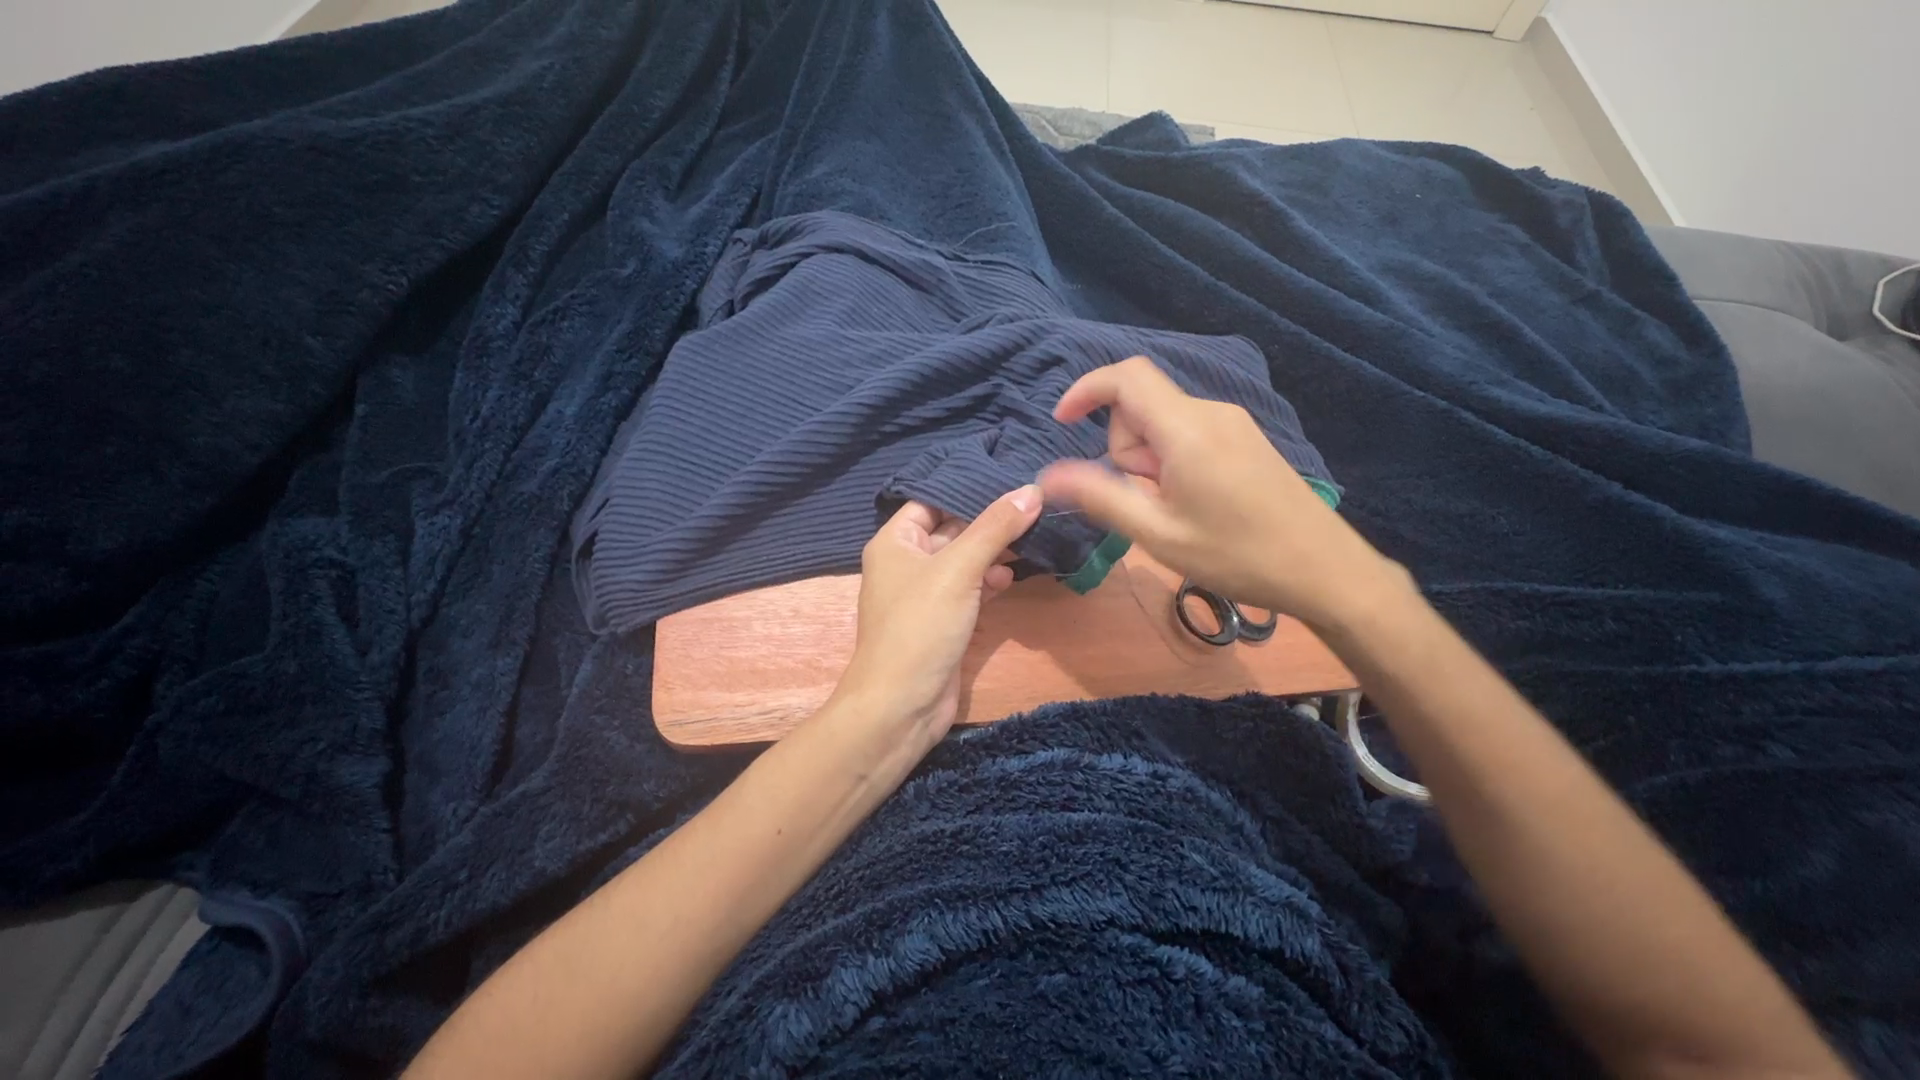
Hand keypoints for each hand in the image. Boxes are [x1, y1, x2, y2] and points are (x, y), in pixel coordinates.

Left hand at [829, 487, 1043, 751]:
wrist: (901, 705)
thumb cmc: (921, 626)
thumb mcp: (959, 569)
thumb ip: (996, 528)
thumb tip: (1032, 489)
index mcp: (894, 542)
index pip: (932, 500)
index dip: (967, 490)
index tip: (1010, 477)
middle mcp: (906, 563)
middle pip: (951, 529)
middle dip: (989, 521)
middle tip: (1034, 505)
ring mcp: (924, 595)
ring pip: (963, 562)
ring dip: (993, 552)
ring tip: (1033, 538)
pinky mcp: (942, 622)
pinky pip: (968, 590)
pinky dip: (989, 582)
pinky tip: (1014, 577)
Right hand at [1037, 356, 1406, 629]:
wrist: (1325, 570)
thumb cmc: (1237, 556)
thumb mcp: (1158, 534)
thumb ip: (1100, 497)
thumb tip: (1046, 476)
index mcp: (1187, 428)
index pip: (1127, 376)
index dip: (1086, 389)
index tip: (1062, 423)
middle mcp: (1212, 412)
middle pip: (1141, 407)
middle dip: (1126, 450)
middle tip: (1148, 503)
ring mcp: (1234, 423)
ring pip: (1164, 423)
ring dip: (1151, 461)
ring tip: (1177, 511)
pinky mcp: (1247, 439)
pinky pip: (1189, 433)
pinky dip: (1174, 461)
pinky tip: (1197, 503)